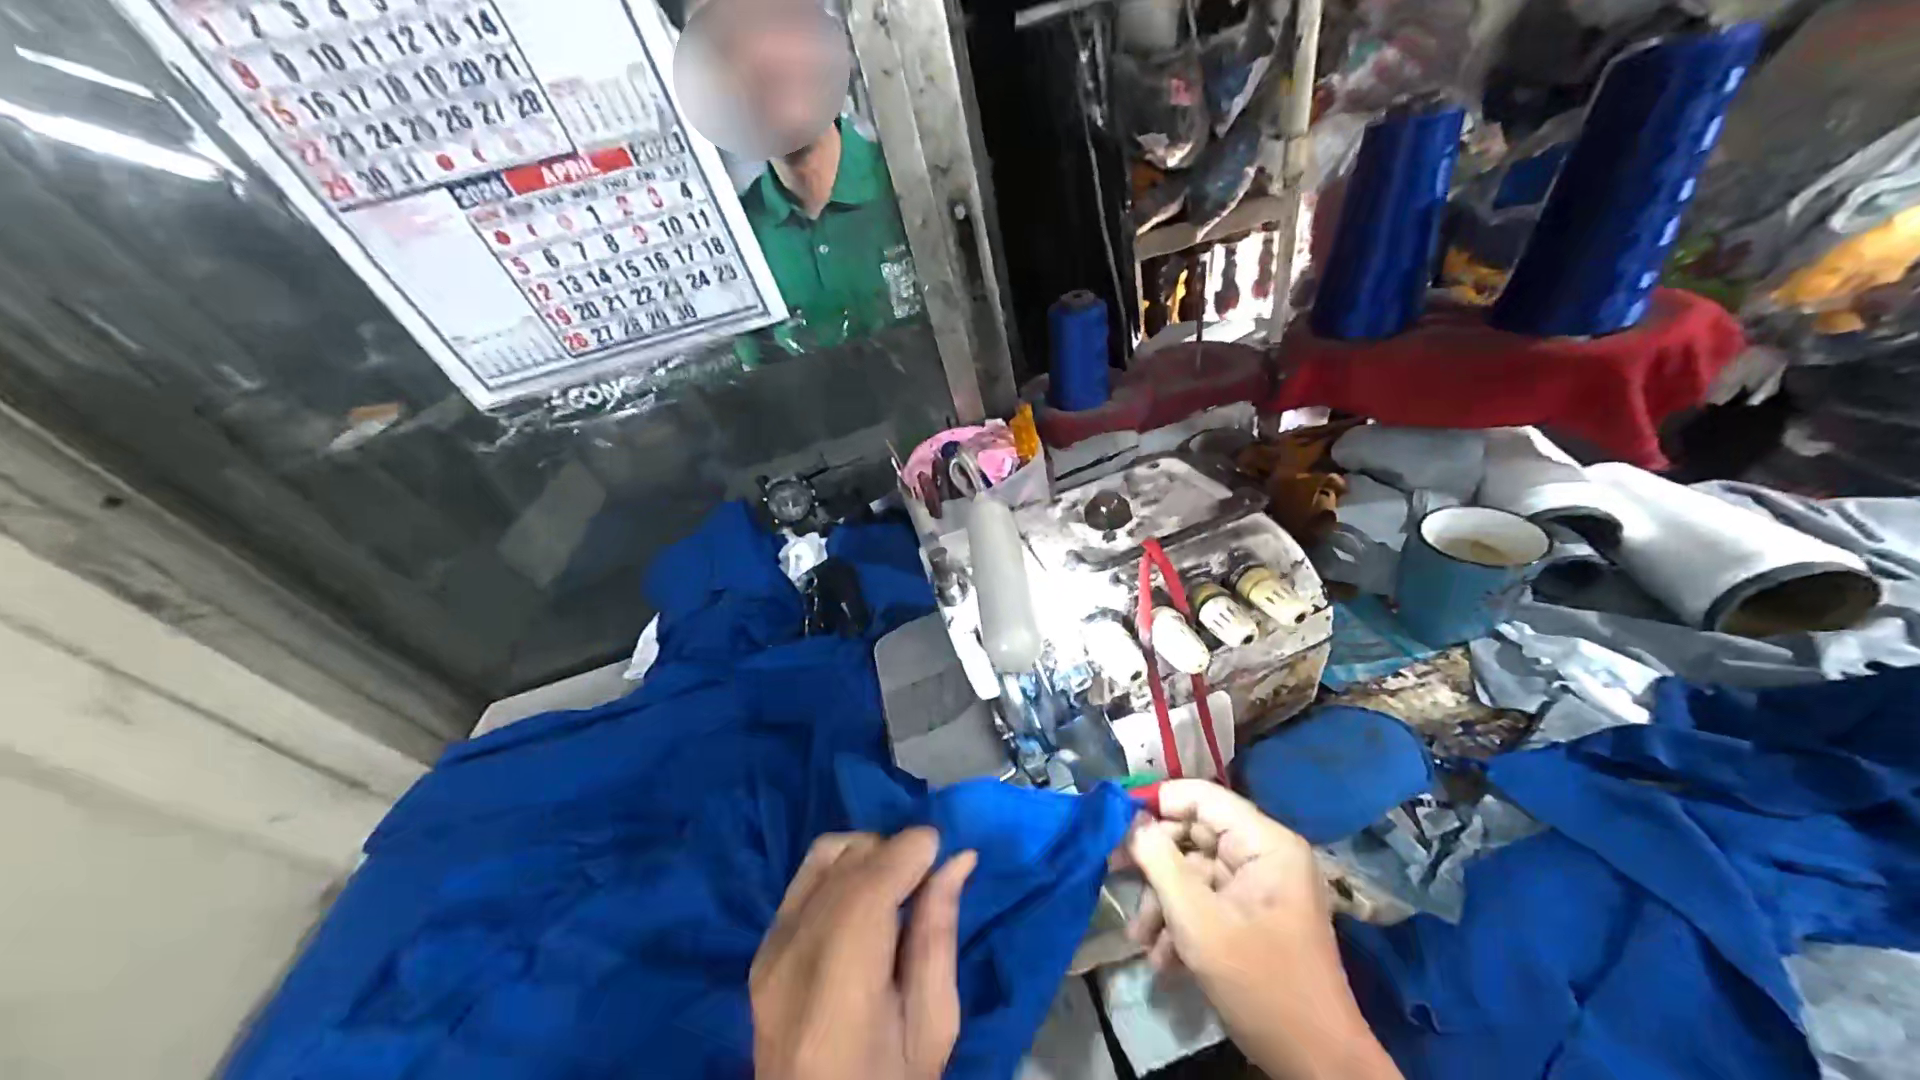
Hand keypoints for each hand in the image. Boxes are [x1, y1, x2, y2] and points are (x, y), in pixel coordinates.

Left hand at [750, 828, 976, 1079]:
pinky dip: (844, 866)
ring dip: (870, 853)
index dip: (909, 851)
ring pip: (825, 855)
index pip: (868, 890)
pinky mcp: (762, 945)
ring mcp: (768, 951)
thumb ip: (938, 935)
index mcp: (837, 1000)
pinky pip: (808, 874)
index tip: (945, 849)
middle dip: (896, 850)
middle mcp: (789, 962)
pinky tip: (867, 893)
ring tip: (899, 884)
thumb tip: (958, 859)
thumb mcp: (932, 1026)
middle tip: (929, 874)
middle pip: (847, 864)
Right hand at [1125, 780, 1400, 1079]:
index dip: (1156, 804)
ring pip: (1194, 872)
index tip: (1117, 826)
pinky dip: (1181, 922)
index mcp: (1264, 843)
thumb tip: (1132, 822)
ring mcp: (1259, 887)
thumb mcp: (1198, 920)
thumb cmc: (1260, 983)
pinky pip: (1207, 900)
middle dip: (1155, 865)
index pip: (1201, 797)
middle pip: (1193, 835)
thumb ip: (1159, 862)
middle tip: (1114, 876)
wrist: (1317, 1066)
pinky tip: (1163, 958)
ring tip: (1140, 939)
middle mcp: (1264, 854)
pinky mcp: (1252, 916)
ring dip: (1162, 902)